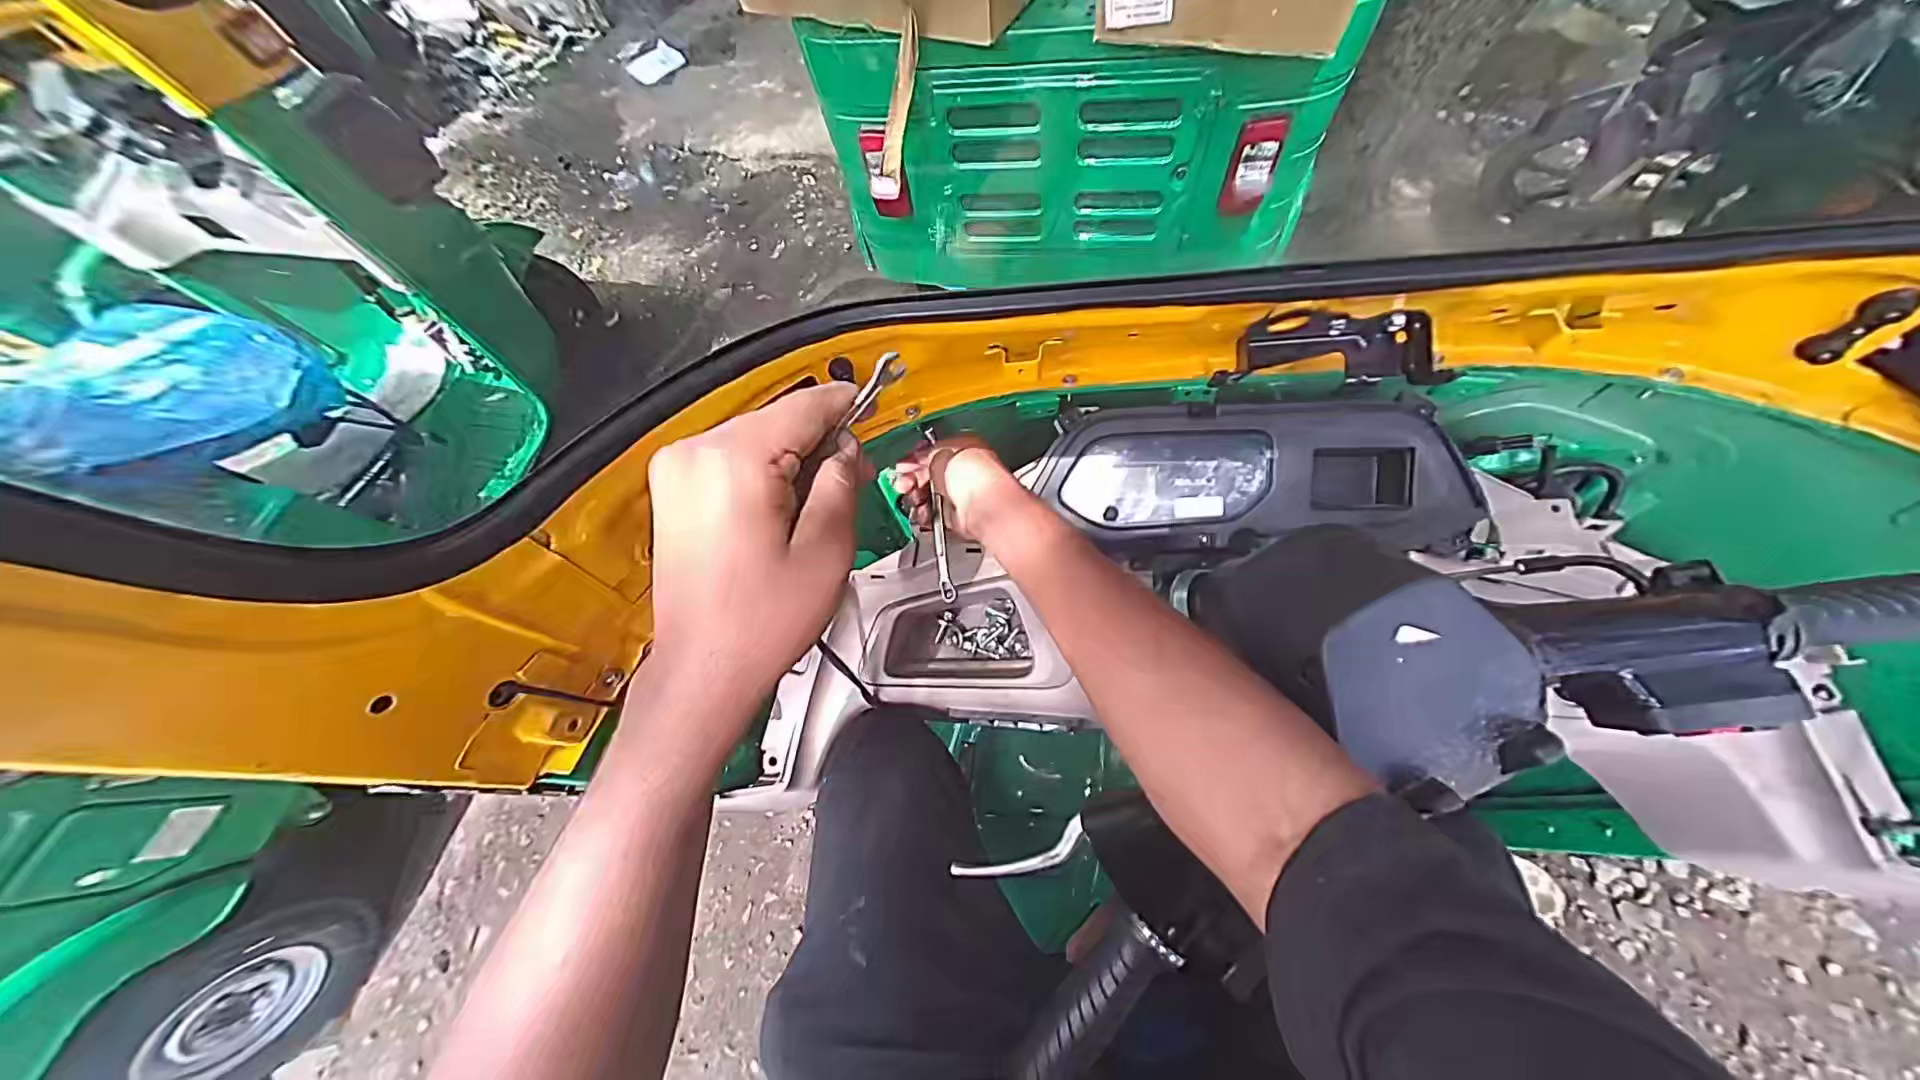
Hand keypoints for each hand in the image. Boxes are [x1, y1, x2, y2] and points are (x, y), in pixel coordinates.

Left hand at [645, 383, 869, 729]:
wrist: (704, 666)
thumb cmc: (755, 624)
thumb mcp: (827, 549)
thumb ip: (842, 483)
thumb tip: (846, 451)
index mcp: (734, 462)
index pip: (804, 406)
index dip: (846, 405)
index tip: (869, 402)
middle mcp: (695, 456)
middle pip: (778, 419)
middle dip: (821, 441)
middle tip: (853, 472)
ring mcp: (677, 472)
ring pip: (756, 438)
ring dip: (793, 457)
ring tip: (819, 501)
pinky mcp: (673, 490)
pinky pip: (730, 459)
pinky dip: (764, 471)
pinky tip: (785, 506)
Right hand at [892, 435, 1032, 543]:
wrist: (983, 506)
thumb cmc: (975, 475)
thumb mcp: (941, 453)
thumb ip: (925, 454)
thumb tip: (916, 458)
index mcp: (964, 449)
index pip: (933, 452)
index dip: (914, 459)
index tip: (901, 465)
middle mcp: (963, 472)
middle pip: (927, 475)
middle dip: (911, 479)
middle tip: (904, 483)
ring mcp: (960, 495)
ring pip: (927, 496)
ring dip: (915, 498)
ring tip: (914, 498)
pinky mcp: (956, 517)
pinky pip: (932, 514)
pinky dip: (924, 514)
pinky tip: (923, 511)